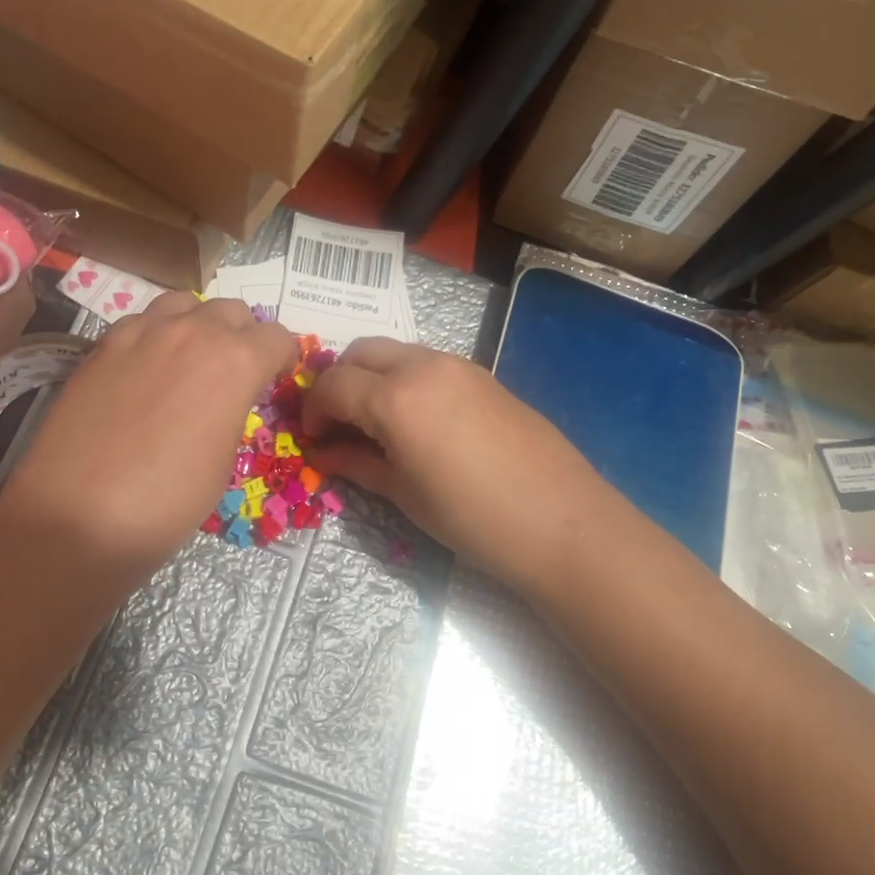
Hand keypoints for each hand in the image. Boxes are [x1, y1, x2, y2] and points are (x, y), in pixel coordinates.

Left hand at [0, 294, 294, 577]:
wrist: (75, 515)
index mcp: (236, 361)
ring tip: (188, 361)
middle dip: (241, 337)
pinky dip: (153, 336)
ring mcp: (141, 332)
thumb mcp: (223, 462)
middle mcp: (193, 332)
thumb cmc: (166, 502)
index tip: (272, 380)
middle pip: (232, 312)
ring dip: (196, 325)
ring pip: (184, 305)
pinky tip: (144, 371)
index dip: (280, 360)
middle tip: (232, 374)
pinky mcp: (101, 345)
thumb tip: (223, 401)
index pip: (277, 338)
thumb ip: (231, 413)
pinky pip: (140, 322)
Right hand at [303, 338, 628, 594]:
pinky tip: (417, 423)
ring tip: (376, 425)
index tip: (313, 439)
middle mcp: (424, 366)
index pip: (333, 384)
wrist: (562, 522)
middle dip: (339, 382)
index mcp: (396, 397)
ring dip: (373, 377)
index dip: (313, 410)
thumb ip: (358, 464)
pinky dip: (406, 380)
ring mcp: (459, 366)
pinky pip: (429, 364)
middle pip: (361, 353)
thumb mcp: (405, 496)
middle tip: (339, 425)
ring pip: (397, 352)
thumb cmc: (473, 520)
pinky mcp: (484, 376)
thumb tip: (325, 453)